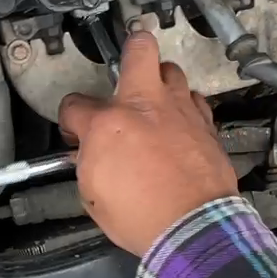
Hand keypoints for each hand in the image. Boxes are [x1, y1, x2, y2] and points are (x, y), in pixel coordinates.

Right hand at [57, 32, 237, 256]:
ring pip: (172, 71)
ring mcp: (179, 112)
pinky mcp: (206, 126)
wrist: (192, 228)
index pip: (75, 105)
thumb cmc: (143, 217)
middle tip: (127, 64)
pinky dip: (186, 107)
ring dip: (161, 80)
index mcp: (106, 125)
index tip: (75, 131)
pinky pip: (195, 101)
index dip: (70, 119)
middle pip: (139, 50)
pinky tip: (180, 122)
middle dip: (131, 49)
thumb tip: (90, 153)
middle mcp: (144, 107)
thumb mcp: (93, 196)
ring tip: (155, 98)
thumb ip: (88, 162)